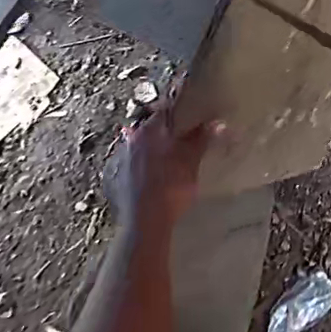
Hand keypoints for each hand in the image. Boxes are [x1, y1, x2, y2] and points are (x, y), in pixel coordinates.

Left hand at [102, 113, 220, 232]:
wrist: (146, 221)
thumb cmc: (171, 185)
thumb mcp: (192, 160)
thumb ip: (202, 138)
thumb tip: (217, 123)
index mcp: (149, 131)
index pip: (164, 111)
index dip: (178, 111)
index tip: (190, 114)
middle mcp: (130, 141)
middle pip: (150, 129)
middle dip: (164, 132)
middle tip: (182, 139)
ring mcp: (119, 161)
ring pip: (139, 147)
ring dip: (151, 150)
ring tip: (167, 160)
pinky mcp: (113, 180)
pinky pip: (130, 166)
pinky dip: (140, 167)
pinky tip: (151, 177)